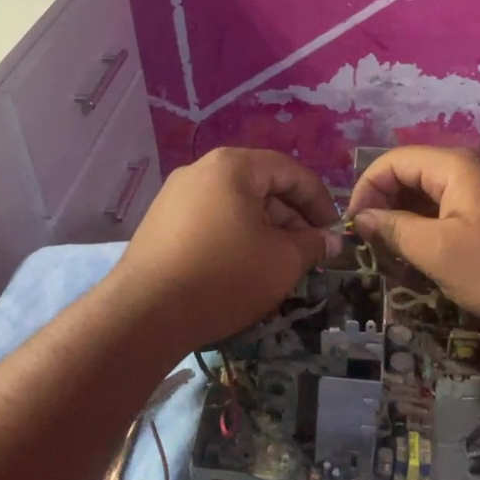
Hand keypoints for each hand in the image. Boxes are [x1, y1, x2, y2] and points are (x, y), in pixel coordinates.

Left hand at [109, 148, 342, 349]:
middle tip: (308, 252)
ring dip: (264, 230)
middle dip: (290, 218)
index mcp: (233, 166)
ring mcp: (175, 195)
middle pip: (261, 186)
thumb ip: (313, 245)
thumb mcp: (282, 261)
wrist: (145, 314)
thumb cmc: (224, 276)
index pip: (290, 172)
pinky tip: (241, 268)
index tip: (334, 233)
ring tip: (277, 264)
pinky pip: (210, 220)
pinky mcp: (160, 223)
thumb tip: (331, 240)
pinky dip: (234, 237)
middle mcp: (201, 170)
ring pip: (235, 205)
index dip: (320, 202)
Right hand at [347, 146, 479, 328]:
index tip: (354, 226)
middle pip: (414, 172)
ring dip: (409, 216)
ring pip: (434, 191)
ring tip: (395, 250)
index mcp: (455, 165)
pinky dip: (433, 223)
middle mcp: (473, 165)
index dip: (366, 189)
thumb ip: (394, 229)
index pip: (393, 161)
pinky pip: (455, 205)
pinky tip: (430, 252)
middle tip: (372, 240)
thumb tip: (364, 217)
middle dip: (386, 202)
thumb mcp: (437, 252)